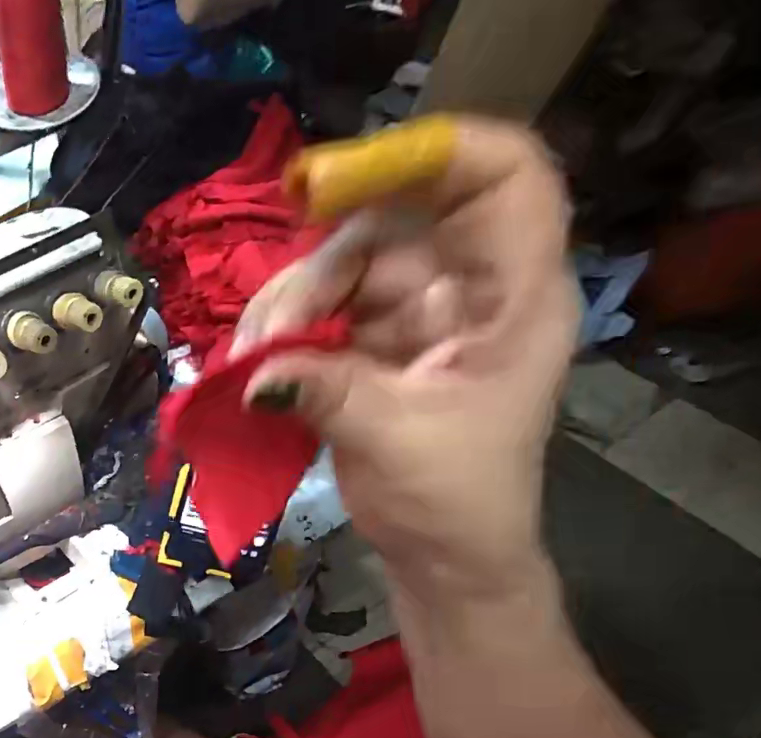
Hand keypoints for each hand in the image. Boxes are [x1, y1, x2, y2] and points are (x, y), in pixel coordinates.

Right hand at [230, 119, 578, 600]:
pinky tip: (254, 365)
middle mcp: (463, 292)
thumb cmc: (451, 499)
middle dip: (316, 272)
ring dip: (285, 308)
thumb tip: (250, 373)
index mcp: (511, 299)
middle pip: (388, 232)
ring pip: (339, 274)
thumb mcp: (393, 441)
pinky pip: (316, 318)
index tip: (335, 191)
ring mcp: (411, 319)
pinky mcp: (368, 349)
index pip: (499, 182)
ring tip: (250, 361)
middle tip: (269, 334)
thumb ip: (326, 393)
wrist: (442, 553)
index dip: (430, 160)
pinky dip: (279, 336)